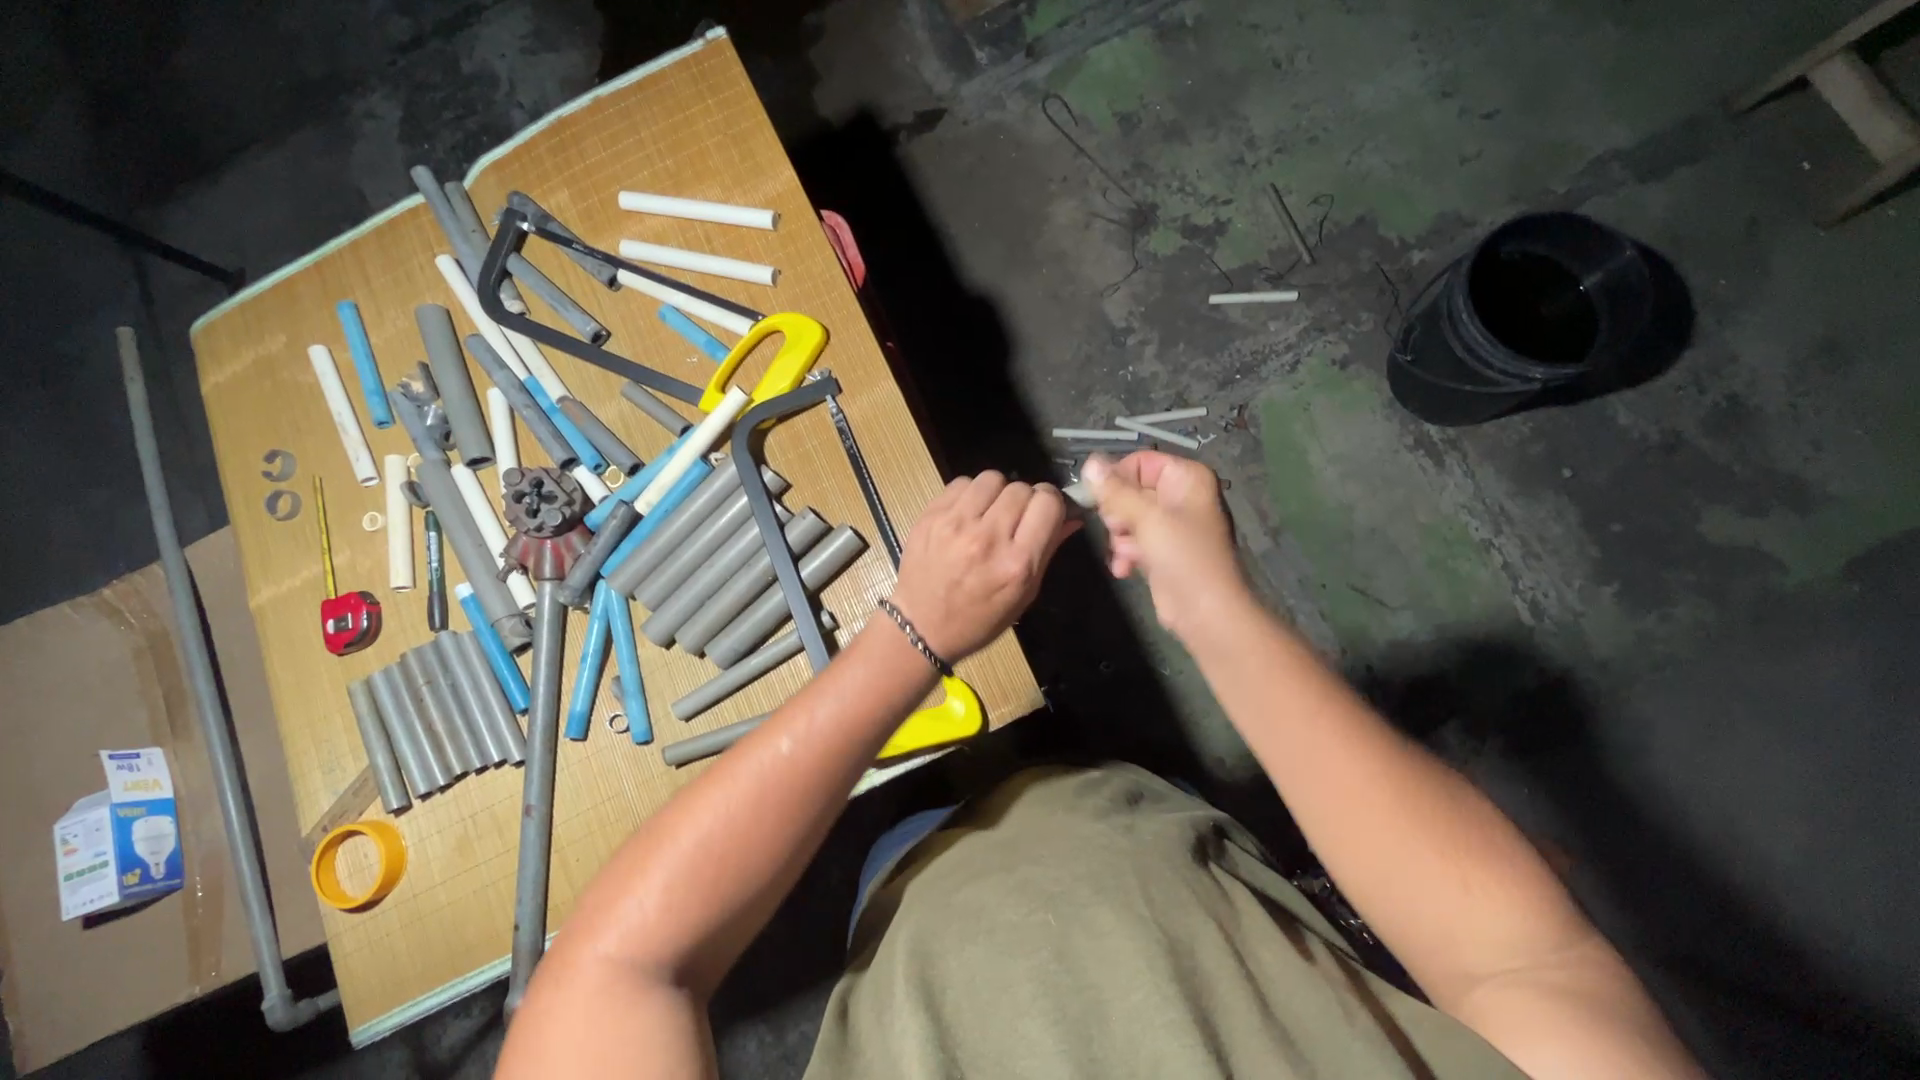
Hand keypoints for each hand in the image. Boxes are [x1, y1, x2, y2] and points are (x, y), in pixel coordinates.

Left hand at [889, 471, 1079, 660]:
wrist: (921, 625)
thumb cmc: (980, 618)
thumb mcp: (1025, 594)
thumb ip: (1048, 550)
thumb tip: (1072, 516)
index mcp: (1017, 564)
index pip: (1048, 503)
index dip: (1051, 503)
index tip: (1045, 512)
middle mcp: (988, 538)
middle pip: (1022, 488)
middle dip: (1025, 500)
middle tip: (1015, 519)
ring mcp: (956, 523)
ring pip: (993, 478)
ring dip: (997, 492)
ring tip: (990, 513)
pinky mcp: (931, 515)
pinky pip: (962, 482)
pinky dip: (970, 494)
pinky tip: (967, 515)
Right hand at [1081, 452, 1244, 638]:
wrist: (1205, 612)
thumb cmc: (1183, 556)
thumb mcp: (1146, 517)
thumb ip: (1115, 490)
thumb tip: (1089, 462)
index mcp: (1186, 478)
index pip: (1139, 461)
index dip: (1117, 479)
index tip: (1102, 500)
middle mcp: (1180, 496)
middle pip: (1129, 490)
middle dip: (1116, 512)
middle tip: (1116, 528)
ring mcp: (1170, 525)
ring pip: (1126, 517)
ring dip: (1118, 536)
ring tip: (1123, 552)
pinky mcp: (1161, 550)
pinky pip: (1132, 541)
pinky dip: (1124, 553)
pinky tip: (1123, 569)